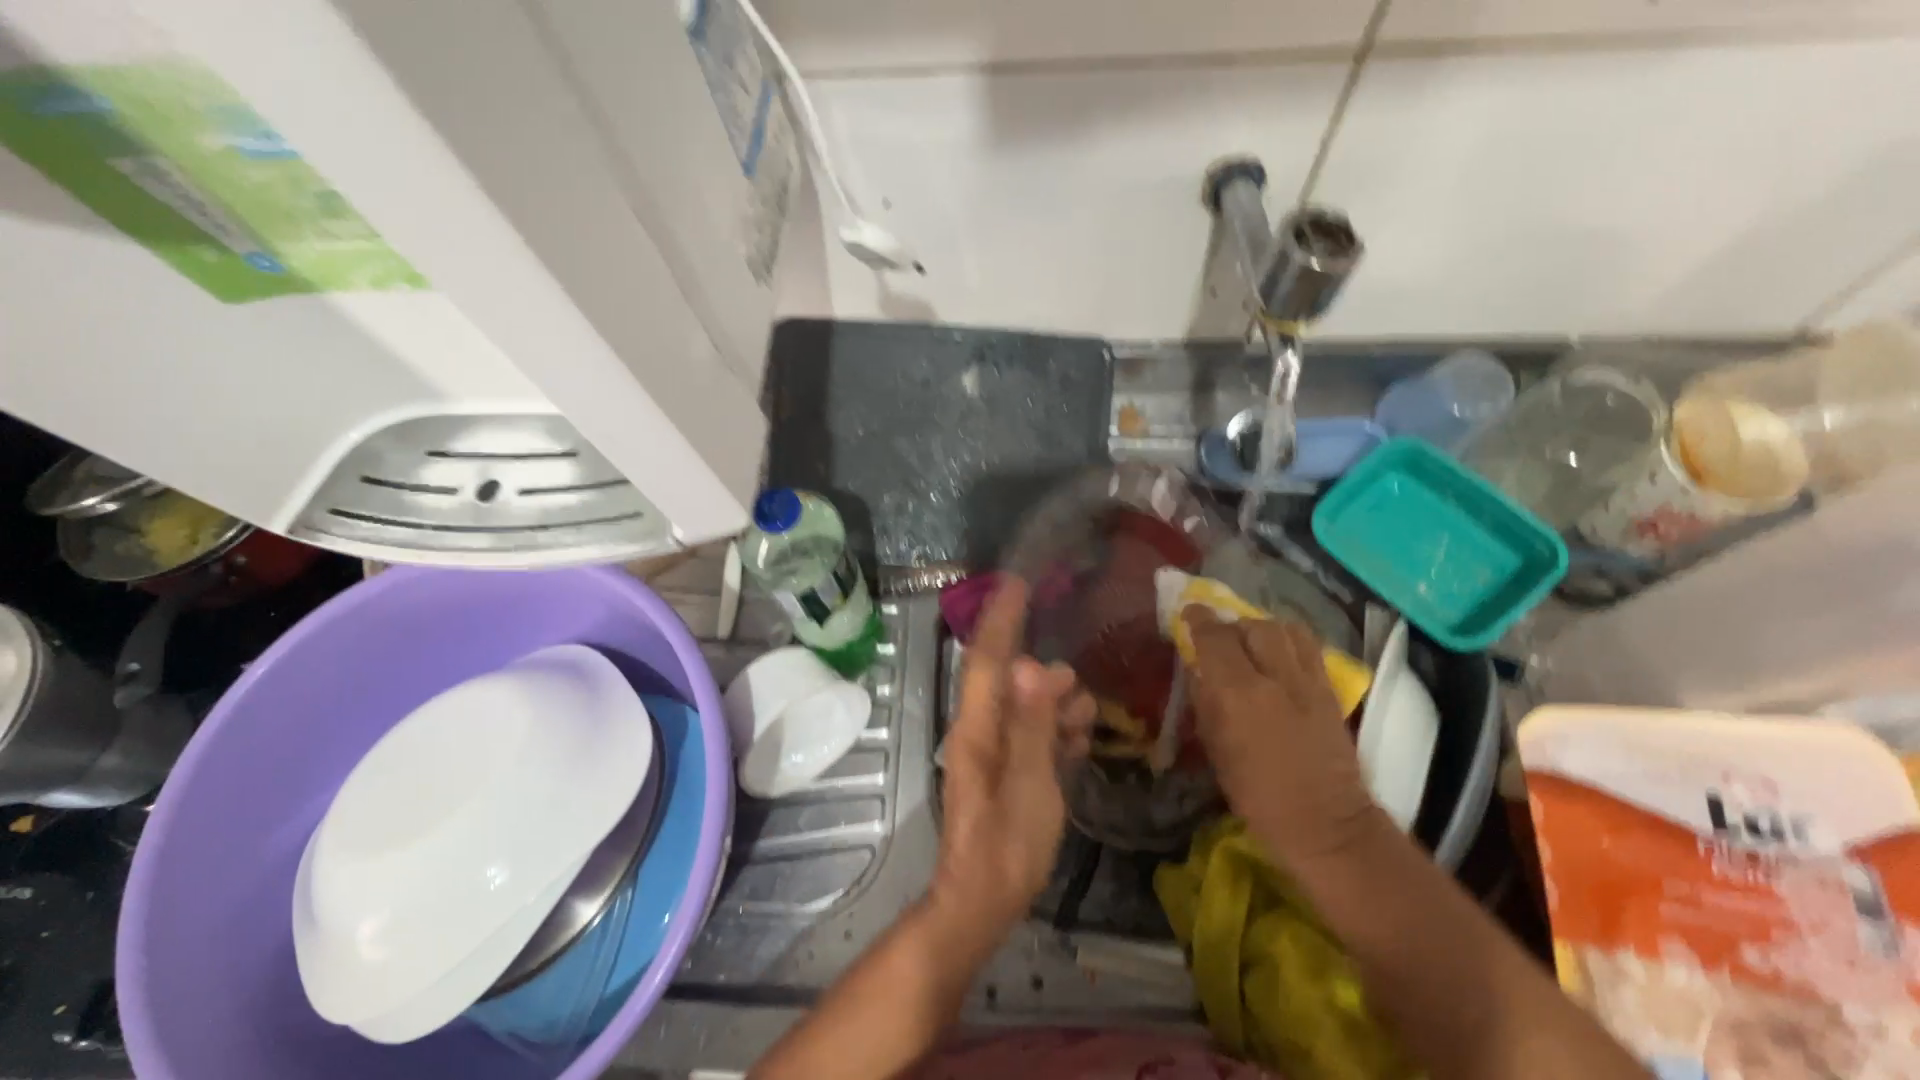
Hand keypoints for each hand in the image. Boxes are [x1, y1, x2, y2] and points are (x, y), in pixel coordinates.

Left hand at [933, 578, 1094, 932]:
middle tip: (1079, 681)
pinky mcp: (1002, 776)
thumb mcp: (1028, 784)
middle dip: (1043, 673)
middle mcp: (977, 733)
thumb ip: (1031, 725)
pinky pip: (1027, 738)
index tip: (1018, 583)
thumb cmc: (1006, 846)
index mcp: (976, 729)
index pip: (986, 659)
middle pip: (1008, 683)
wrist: (981, 903)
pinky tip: (1077, 742)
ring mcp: (988, 756)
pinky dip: (1052, 734)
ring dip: (1053, 707)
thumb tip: (1032, 666)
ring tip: (1086, 716)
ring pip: (1023, 712)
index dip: (1002, 619)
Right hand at [1181, 607, 1381, 866]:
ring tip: (1251, 642)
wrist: (1325, 823)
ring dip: (1262, 628)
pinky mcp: (1330, 690)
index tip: (1188, 614)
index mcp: (1239, 694)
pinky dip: (1289, 641)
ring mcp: (1308, 681)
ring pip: (1285, 629)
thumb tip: (1199, 673)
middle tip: (1219, 638)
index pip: (1215, 639)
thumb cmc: (1258, 797)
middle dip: (1232, 626)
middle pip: (1253, 626)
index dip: (1198, 621)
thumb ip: (1206, 704)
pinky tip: (1279, 656)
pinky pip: (1308, 647)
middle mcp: (1275, 677)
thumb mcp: (1216, 751)